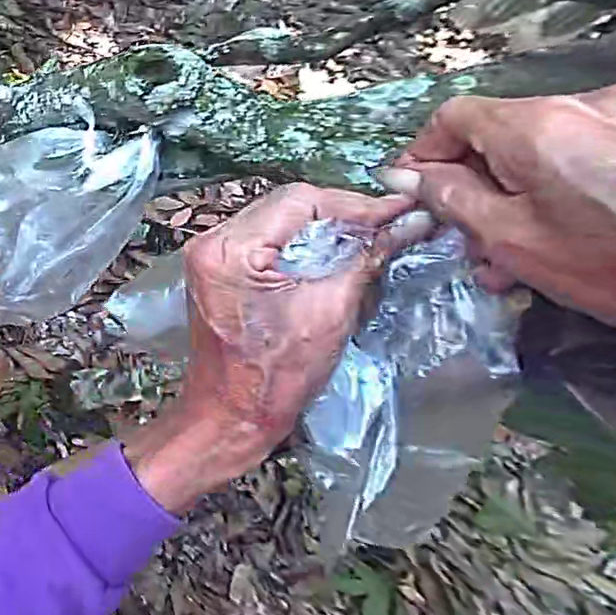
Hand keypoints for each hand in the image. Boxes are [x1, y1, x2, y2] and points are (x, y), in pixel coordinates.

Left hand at [125, 184, 430, 512]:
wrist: (230, 412)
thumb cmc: (275, 375)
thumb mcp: (329, 312)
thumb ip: (365, 258)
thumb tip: (407, 223)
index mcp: (229, 250)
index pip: (298, 201)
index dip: (354, 204)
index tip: (399, 211)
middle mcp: (210, 242)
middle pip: (284, 205)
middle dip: (340, 213)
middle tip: (390, 222)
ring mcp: (208, 254)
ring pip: (274, 219)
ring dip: (322, 226)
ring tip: (369, 235)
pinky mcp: (214, 268)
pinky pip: (262, 239)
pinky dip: (299, 241)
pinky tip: (332, 251)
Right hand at [381, 82, 615, 432]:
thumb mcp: (517, 244)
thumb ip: (454, 200)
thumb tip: (411, 175)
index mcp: (539, 124)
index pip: (452, 116)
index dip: (426, 153)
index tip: (424, 194)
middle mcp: (599, 99)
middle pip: (513, 131)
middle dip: (488, 183)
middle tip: (488, 240)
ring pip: (572, 141)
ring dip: (544, 184)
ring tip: (554, 242)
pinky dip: (604, 176)